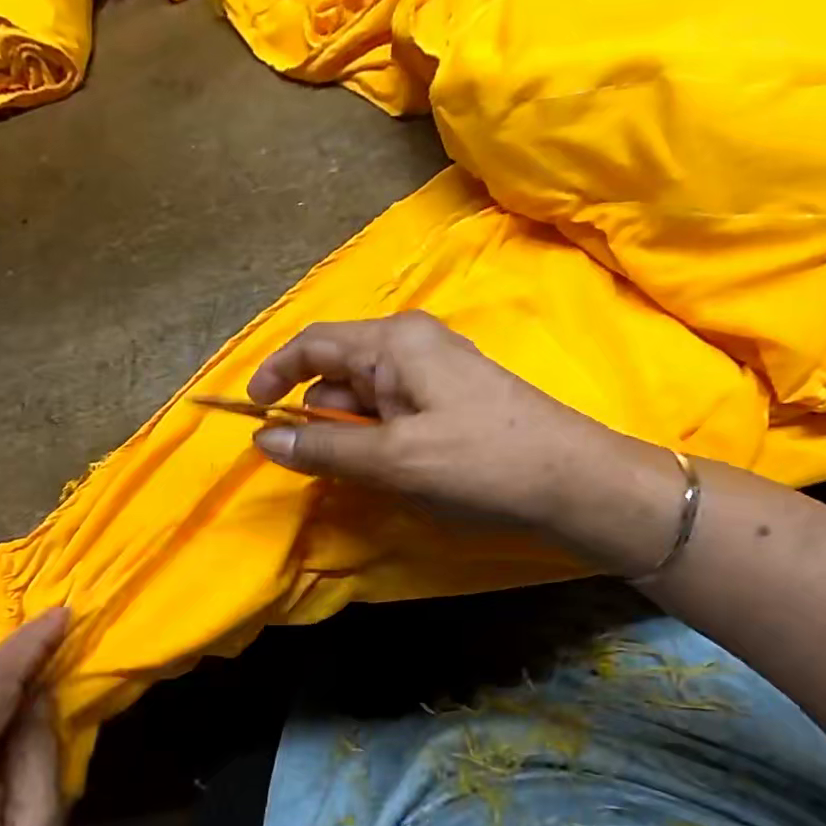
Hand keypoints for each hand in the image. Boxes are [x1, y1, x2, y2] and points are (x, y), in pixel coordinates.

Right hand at [247, 311, 685, 574]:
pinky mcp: (454, 404)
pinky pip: (398, 418)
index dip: (275, 375)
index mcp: (395, 341)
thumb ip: (324, 450)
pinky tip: (403, 475)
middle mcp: (413, 346)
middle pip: (340, 376)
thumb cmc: (481, 462)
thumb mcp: (394, 459)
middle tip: (333, 472)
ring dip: (356, 441)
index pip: (313, 344)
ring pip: (369, 403)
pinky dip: (384, 445)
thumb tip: (264, 442)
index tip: (251, 416)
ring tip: (382, 479)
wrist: (575, 483)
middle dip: (323, 423)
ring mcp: (437, 375)